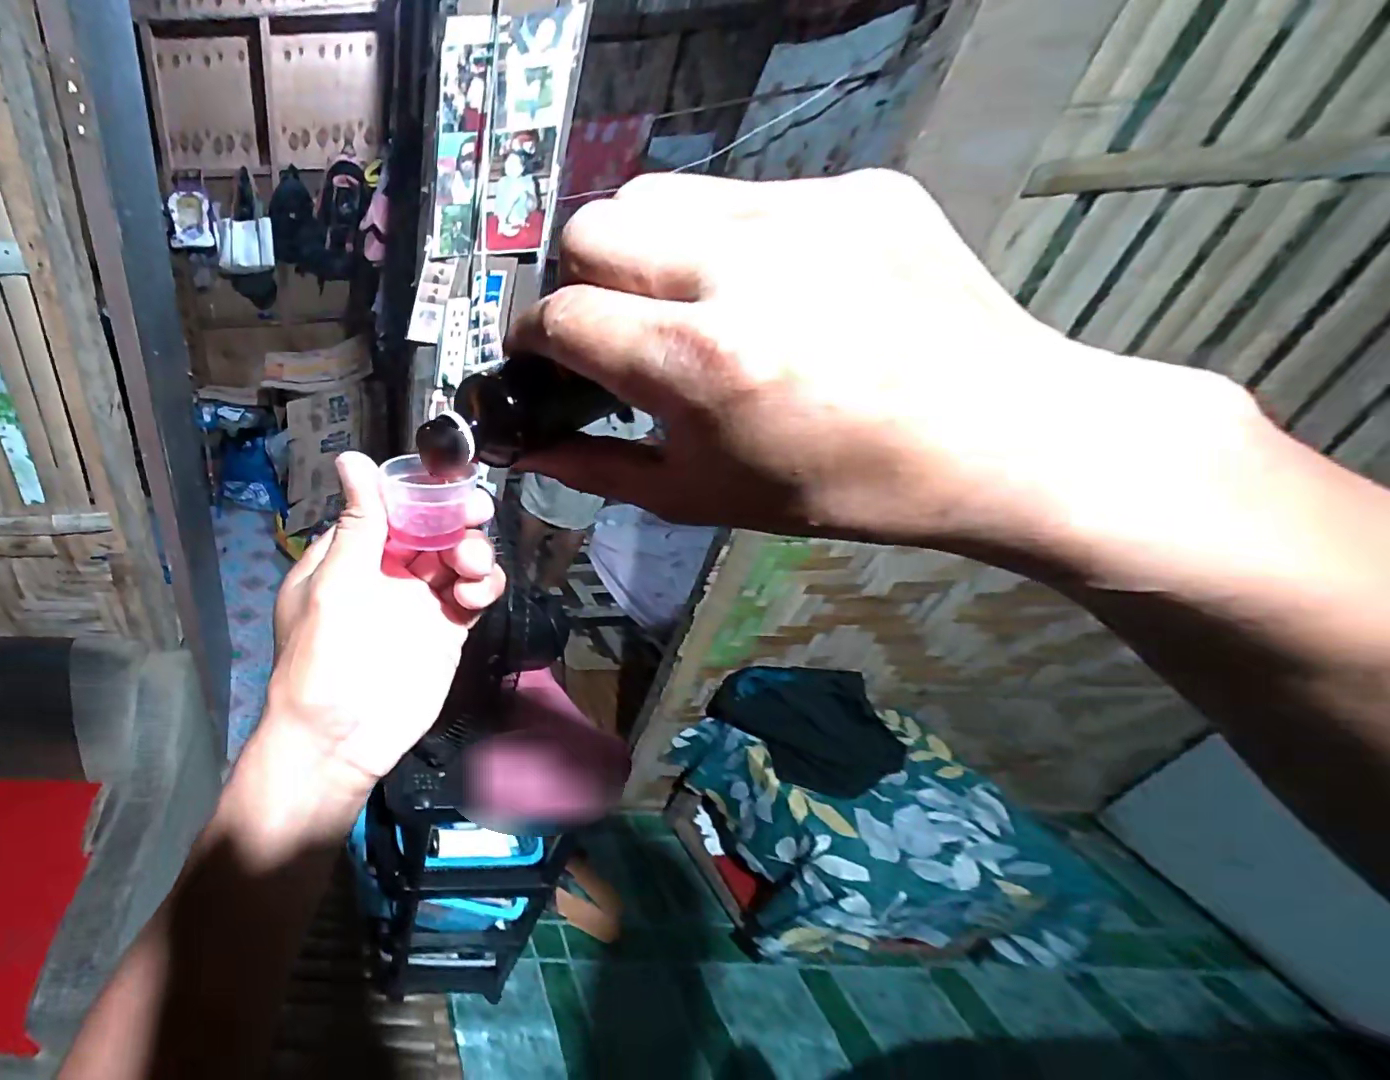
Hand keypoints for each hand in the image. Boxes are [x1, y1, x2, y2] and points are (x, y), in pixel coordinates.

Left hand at [265, 452, 505, 793]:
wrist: (338, 740)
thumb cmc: (321, 659)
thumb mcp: (334, 584)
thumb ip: (357, 524)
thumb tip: (351, 458)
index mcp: (353, 554)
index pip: (392, 507)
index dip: (421, 491)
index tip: (447, 482)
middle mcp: (388, 571)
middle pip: (433, 528)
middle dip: (456, 516)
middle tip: (476, 511)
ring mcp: (419, 601)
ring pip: (457, 557)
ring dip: (472, 551)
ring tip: (469, 567)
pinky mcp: (446, 629)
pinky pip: (472, 594)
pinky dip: (482, 586)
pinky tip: (475, 594)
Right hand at [509, 170, 1262, 572]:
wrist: (996, 436)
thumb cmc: (832, 486)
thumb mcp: (695, 495)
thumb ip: (594, 469)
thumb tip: (527, 449)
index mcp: (698, 360)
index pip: (562, 317)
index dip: (530, 339)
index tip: (536, 355)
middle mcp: (738, 270)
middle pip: (590, 229)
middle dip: (573, 280)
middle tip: (604, 326)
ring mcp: (799, 214)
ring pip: (653, 194)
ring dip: (634, 248)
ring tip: (668, 299)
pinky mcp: (850, 188)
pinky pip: (734, 195)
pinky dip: (711, 239)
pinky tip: (751, 286)